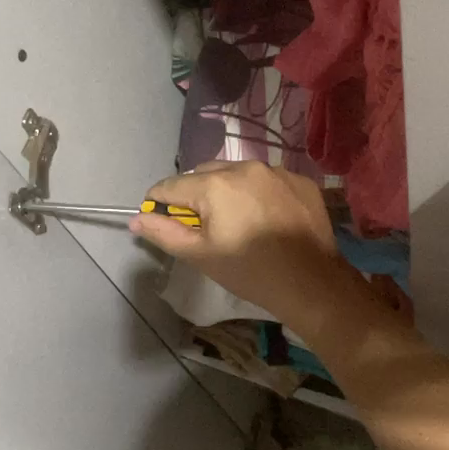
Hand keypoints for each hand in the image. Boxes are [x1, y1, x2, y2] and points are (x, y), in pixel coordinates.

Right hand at [130, 161, 349, 327]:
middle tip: (202, 227)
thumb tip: (136, 218)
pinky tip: (265, 219)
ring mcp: (276, 171)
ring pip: (237, 174)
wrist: (311, 282)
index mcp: (215, 185)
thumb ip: (164, 233)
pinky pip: (267, 180)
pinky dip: (257, 194)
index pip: (171, 185)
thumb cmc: (249, 272)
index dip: (159, 202)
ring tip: (235, 222)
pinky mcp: (300, 181)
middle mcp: (244, 168)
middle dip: (195, 195)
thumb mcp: (200, 256)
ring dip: (227, 191)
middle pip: (204, 174)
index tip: (159, 219)